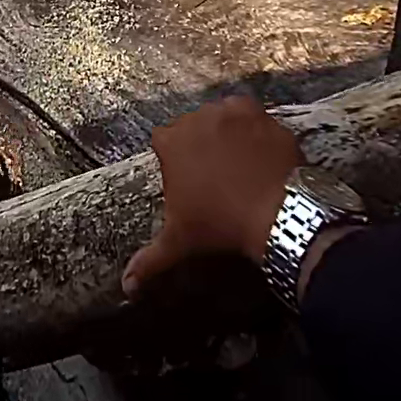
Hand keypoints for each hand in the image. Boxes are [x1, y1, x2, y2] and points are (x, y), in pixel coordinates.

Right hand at [121, 95, 302, 297]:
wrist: (275, 213)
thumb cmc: (219, 224)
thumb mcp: (179, 242)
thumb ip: (149, 260)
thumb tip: (126, 289)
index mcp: (169, 142)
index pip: (163, 141)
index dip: (174, 159)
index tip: (188, 179)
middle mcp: (194, 118)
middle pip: (191, 125)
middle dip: (198, 143)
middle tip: (214, 172)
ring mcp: (227, 112)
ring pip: (218, 115)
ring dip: (223, 130)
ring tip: (236, 160)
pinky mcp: (256, 111)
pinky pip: (247, 112)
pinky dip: (249, 124)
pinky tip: (255, 145)